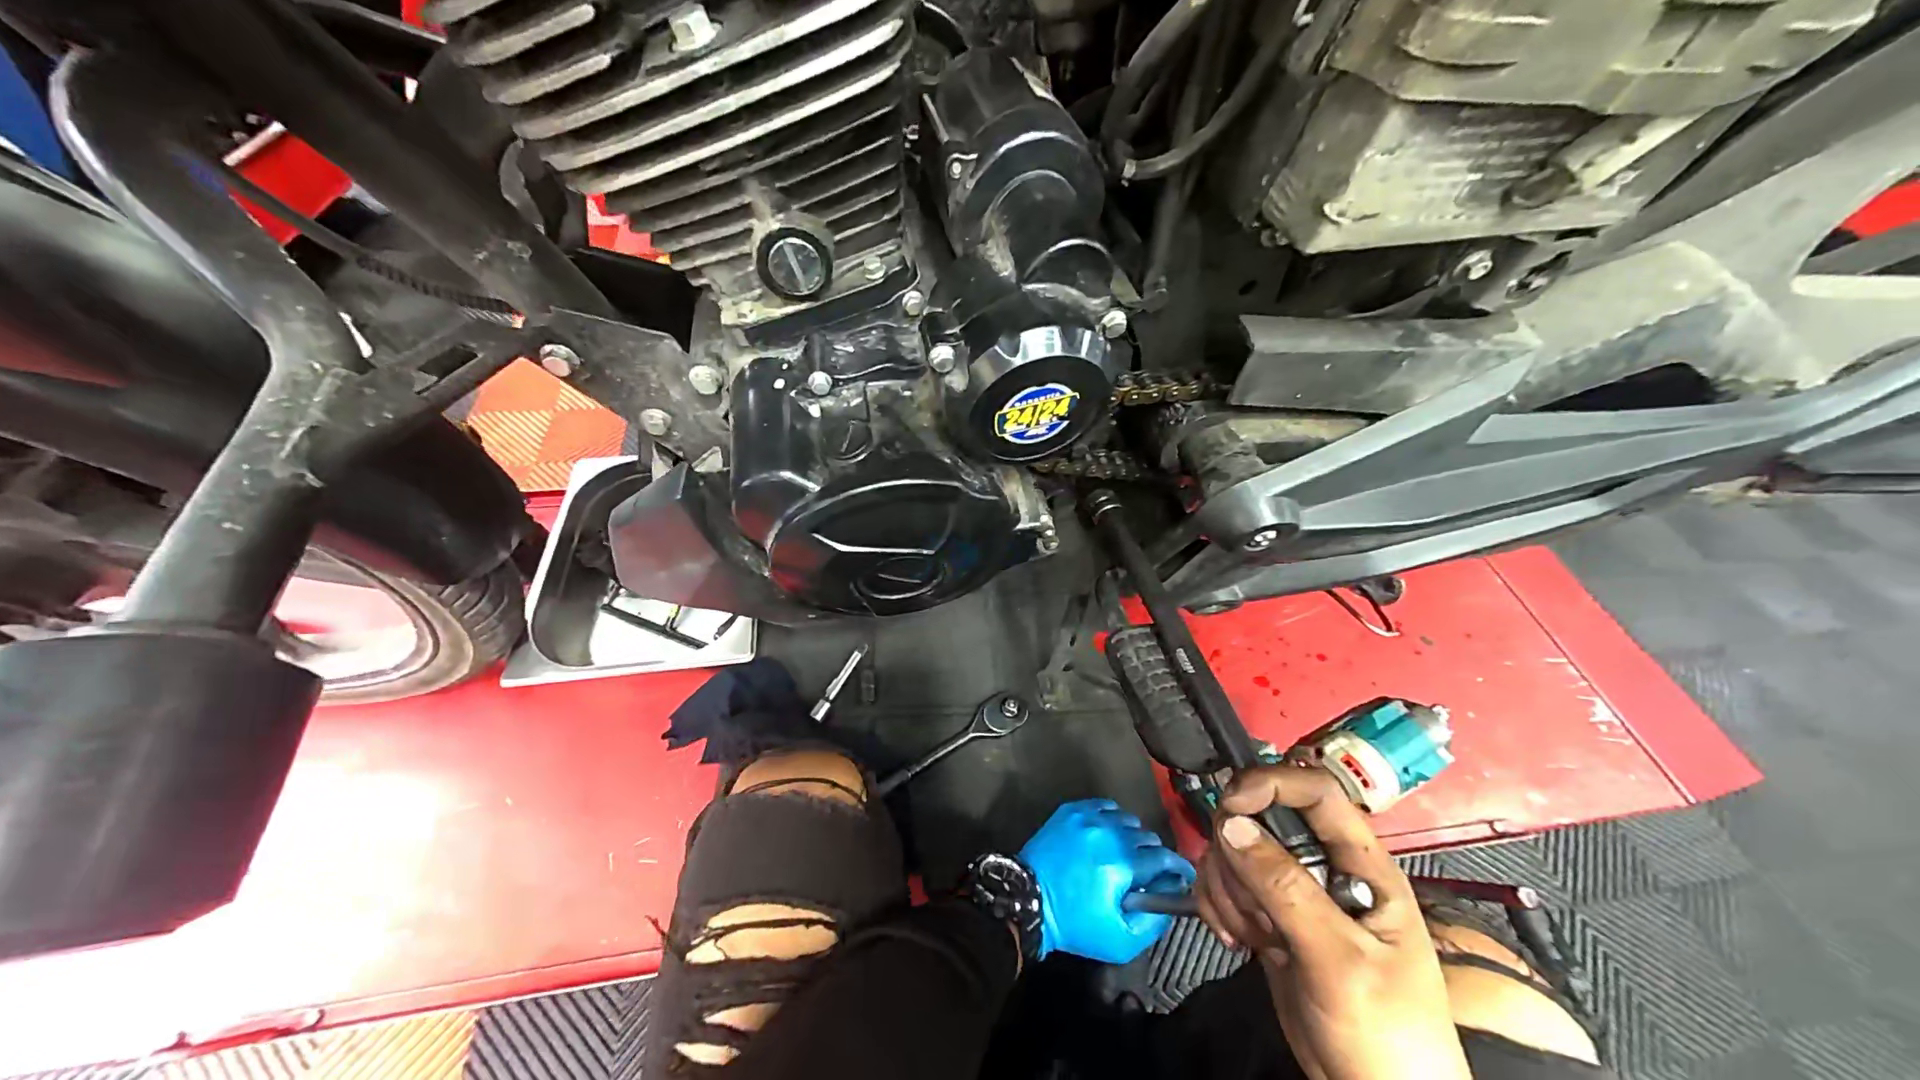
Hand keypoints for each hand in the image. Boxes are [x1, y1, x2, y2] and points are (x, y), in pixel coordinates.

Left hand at [1019, 798, 1194, 963]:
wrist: (1028, 900)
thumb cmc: (1075, 923)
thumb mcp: (1121, 940)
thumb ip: (1154, 922)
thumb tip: (1171, 895)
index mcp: (1122, 864)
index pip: (1164, 857)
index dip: (1177, 867)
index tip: (1181, 874)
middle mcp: (1108, 834)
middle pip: (1147, 837)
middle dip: (1153, 855)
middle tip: (1147, 871)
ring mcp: (1087, 818)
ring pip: (1126, 819)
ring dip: (1132, 836)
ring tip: (1125, 853)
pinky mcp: (1071, 811)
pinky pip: (1104, 806)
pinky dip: (1111, 818)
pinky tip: (1108, 835)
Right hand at [1195, 767, 1468, 1079]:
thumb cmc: (1385, 1031)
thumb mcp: (1340, 959)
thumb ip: (1287, 889)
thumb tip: (1231, 824)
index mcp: (1361, 864)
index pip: (1315, 792)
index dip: (1271, 784)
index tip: (1231, 807)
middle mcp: (1324, 866)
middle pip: (1260, 817)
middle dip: (1238, 854)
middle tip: (1249, 903)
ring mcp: (1293, 891)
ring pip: (1234, 850)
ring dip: (1227, 888)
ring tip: (1253, 936)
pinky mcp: (1267, 915)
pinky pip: (1225, 885)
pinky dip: (1218, 906)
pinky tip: (1236, 939)